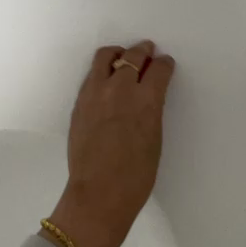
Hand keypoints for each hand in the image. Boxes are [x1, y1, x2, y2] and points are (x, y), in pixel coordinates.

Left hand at [47, 40, 175, 246]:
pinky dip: (102, 70)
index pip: (159, 68)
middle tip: (147, 52)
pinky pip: (92, 75)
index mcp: (146, 100)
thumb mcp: (154, 137)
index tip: (165, 63)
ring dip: (119, 54)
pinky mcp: (80, 102)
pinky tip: (106, 79)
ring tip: (123, 58)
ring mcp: (96, 93)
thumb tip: (148, 96)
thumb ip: (151, 109)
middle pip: (133, 56)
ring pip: (106, 56)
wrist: (99, 194)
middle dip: (143, 52)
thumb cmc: (136, 175)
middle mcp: (120, 89)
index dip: (164, 64)